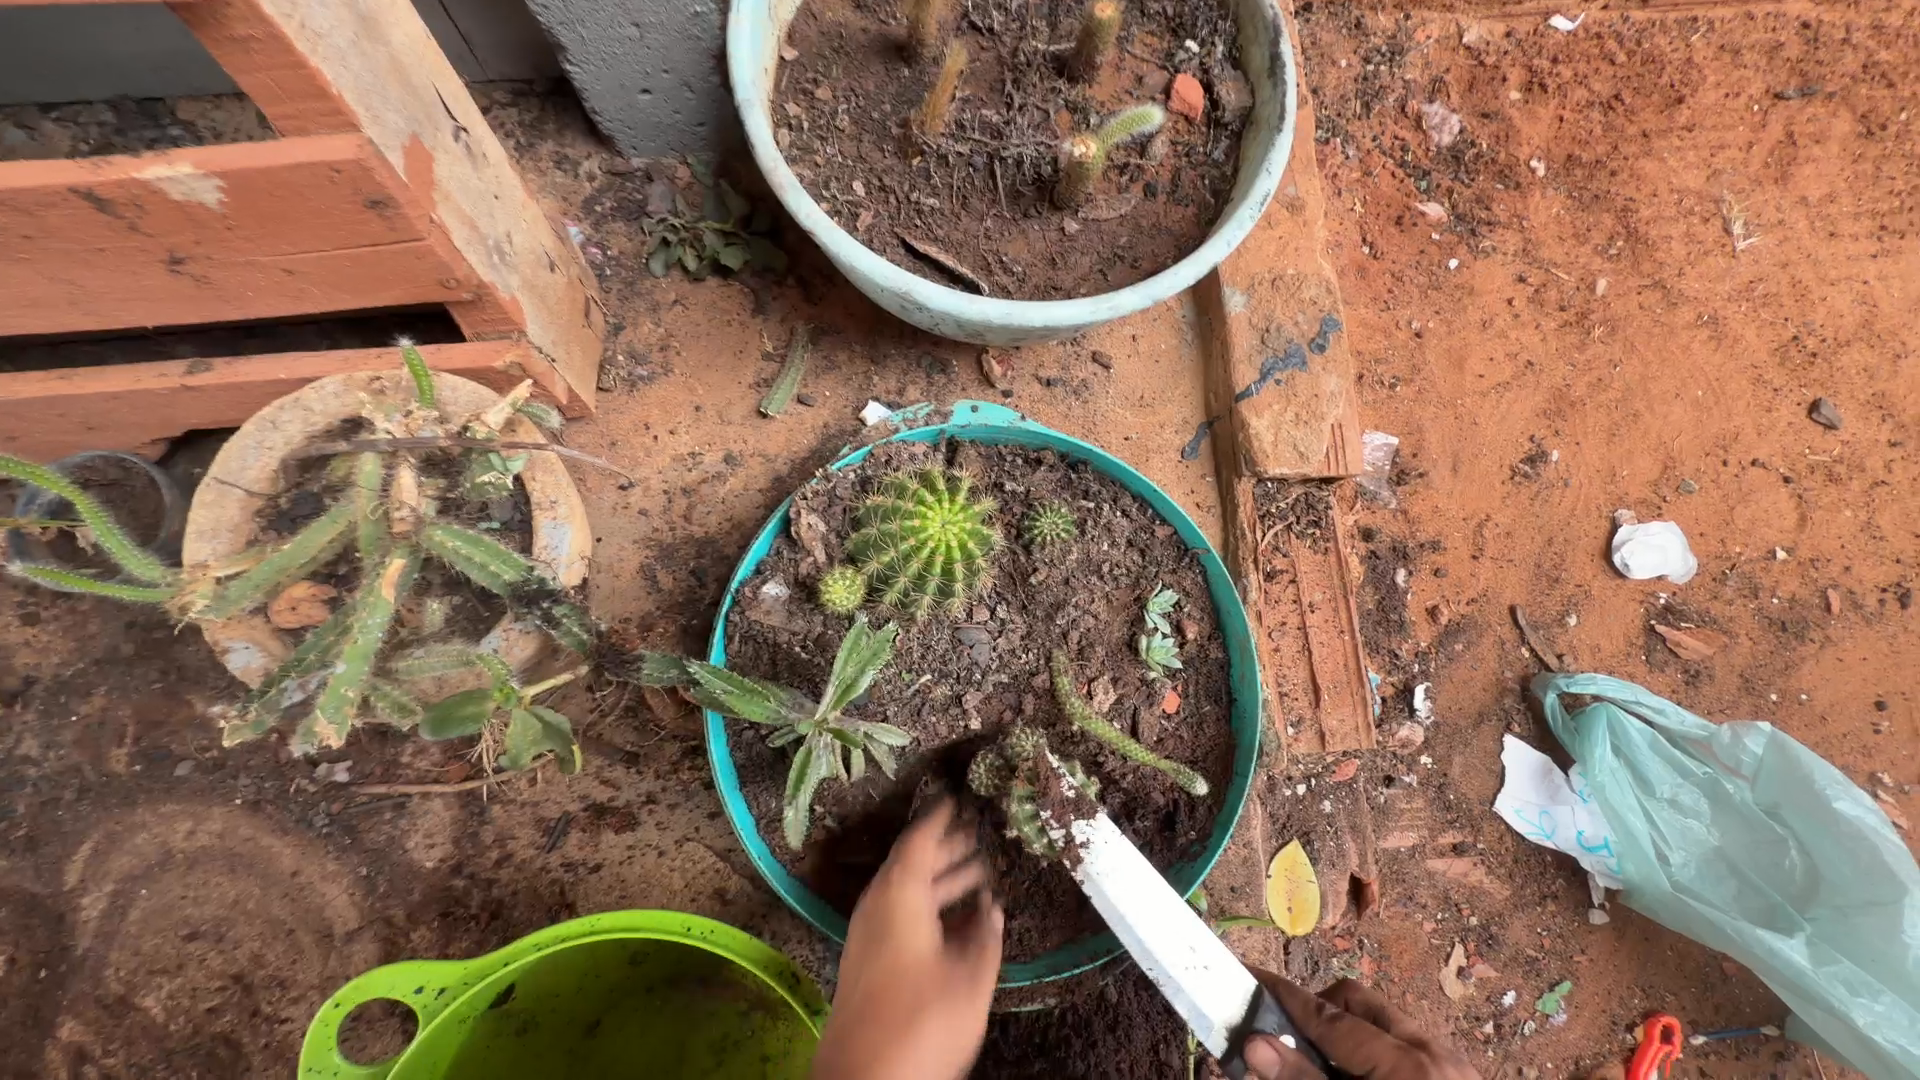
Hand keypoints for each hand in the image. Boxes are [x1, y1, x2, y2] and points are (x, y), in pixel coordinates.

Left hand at [810, 798, 1003, 1079]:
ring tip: (979, 873)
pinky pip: (902, 914)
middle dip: (947, 849)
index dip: (940, 817)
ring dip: (941, 880)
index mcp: (899, 894)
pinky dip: (930, 906)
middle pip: (913, 863)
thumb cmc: (919, 1020)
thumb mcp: (968, 978)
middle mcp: (879, 904)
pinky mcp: (870, 959)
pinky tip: (958, 920)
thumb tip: (992, 907)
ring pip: (908, 891)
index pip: (919, 840)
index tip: (958, 798)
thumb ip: (984, 936)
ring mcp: (870, 933)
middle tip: (978, 835)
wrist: (862, 1079)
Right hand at [1242, 971, 1481, 1079]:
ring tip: (1323, 1071)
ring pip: (1382, 1022)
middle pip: (1356, 1001)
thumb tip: (1255, 1043)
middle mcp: (1433, 1053)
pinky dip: (1373, 1058)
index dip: (1282, 995)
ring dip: (1344, 1034)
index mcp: (1407, 1066)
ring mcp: (1454, 1069)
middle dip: (1316, 1009)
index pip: (1327, 1014)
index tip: (1247, 977)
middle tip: (1287, 1040)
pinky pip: (1405, 1050)